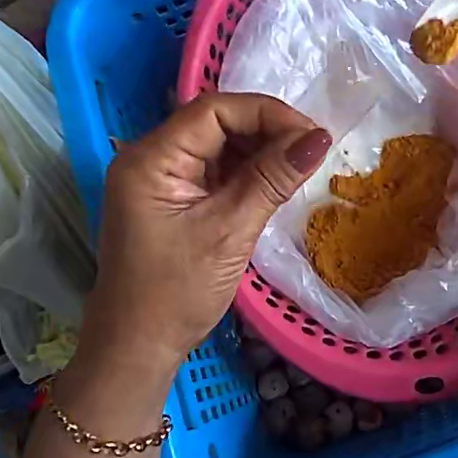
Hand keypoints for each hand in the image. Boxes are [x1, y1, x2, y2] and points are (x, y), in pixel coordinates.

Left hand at [82, 93, 330, 368]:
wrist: (138, 346)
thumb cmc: (176, 293)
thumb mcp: (229, 231)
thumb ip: (272, 179)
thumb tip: (319, 137)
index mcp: (151, 159)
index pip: (213, 111)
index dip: (266, 113)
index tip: (312, 133)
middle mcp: (150, 157)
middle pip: (215, 122)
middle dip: (266, 130)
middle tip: (312, 148)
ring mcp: (160, 178)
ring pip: (217, 144)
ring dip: (259, 149)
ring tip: (301, 163)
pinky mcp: (172, 197)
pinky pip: (213, 169)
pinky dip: (246, 171)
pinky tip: (275, 179)